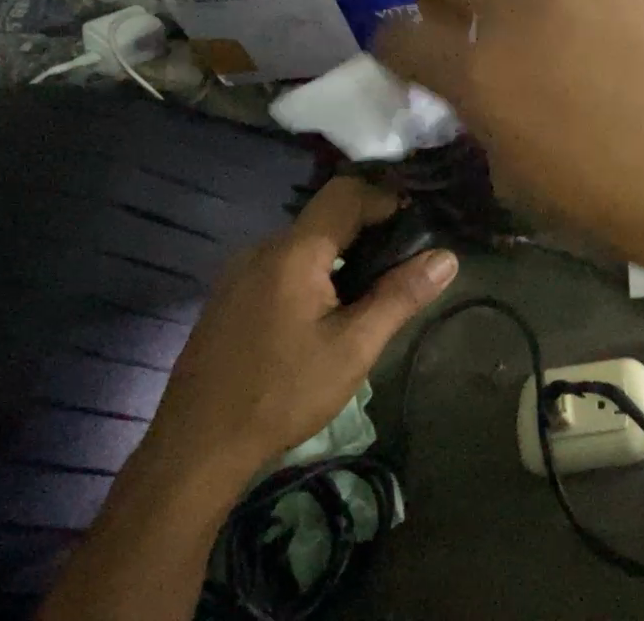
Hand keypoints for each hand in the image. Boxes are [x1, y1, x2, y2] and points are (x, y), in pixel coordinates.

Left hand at [145, 177, 459, 470]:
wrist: (196, 449)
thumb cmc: (283, 394)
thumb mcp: (354, 347)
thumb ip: (401, 295)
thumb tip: (447, 257)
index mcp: (293, 253)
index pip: (346, 194)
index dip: (386, 200)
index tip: (417, 230)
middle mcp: (261, 250)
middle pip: (325, 217)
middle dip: (370, 232)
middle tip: (402, 269)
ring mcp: (239, 275)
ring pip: (304, 243)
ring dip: (343, 255)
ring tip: (370, 296)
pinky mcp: (229, 299)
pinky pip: (282, 266)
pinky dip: (315, 273)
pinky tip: (326, 316)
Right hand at [374, 0, 643, 286]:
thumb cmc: (620, 203)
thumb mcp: (524, 178)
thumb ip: (487, 117)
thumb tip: (481, 90)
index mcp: (480, 71)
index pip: (400, 35)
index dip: (396, 48)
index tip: (410, 57)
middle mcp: (523, 7)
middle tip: (466, 18)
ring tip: (542, 13)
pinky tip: (609, 25)